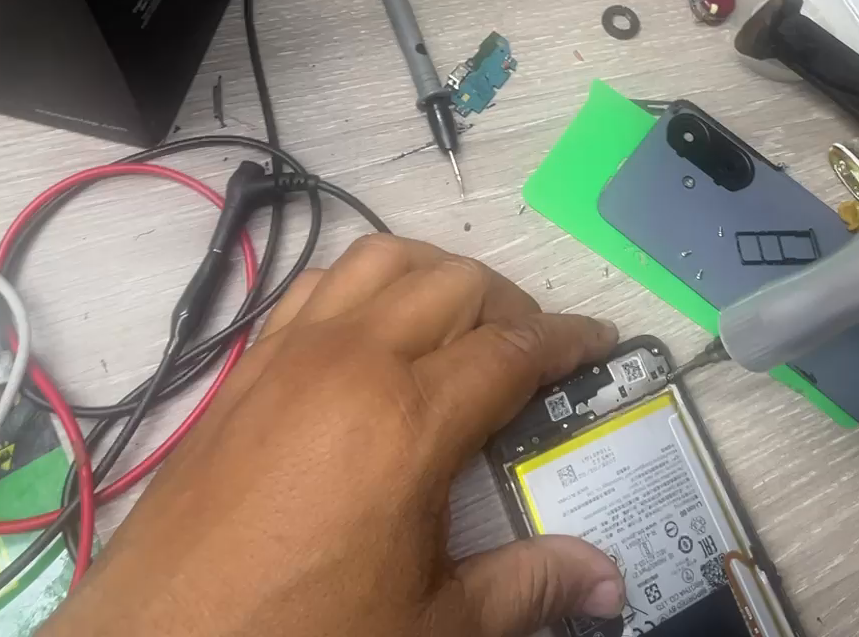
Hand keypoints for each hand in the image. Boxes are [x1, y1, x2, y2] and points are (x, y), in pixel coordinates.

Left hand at [41, 234, 624, 636]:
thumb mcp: (429, 627)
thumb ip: (526, 586)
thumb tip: (608, 579)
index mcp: (408, 419)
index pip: (512, 350)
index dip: (567, 340)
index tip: (599, 340)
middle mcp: (354, 358)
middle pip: (458, 285)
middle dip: (511, 303)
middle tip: (533, 348)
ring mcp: (294, 349)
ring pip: (385, 258)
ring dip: (438, 274)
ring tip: (461, 317)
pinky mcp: (251, 360)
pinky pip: (321, 283)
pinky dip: (366, 282)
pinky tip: (376, 324)